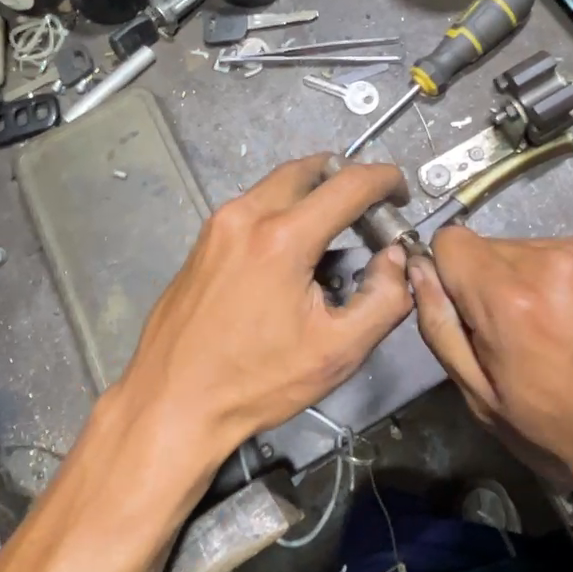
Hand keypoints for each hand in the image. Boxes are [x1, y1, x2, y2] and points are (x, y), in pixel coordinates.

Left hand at [116, 155, 415, 453]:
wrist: (171, 402)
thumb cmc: (256, 381)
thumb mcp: (337, 351)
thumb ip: (383, 299)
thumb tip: (395, 258)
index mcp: (282, 237)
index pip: (348, 184)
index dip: (384, 179)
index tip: (401, 192)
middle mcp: (246, 215)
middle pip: (308, 169)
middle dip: (346, 178)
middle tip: (371, 209)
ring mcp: (218, 224)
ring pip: (277, 184)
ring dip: (314, 192)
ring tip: (337, 230)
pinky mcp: (203, 240)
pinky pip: (254, 205)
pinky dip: (284, 209)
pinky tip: (294, 252)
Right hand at [404, 226, 572, 516]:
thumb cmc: (570, 436)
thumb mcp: (485, 401)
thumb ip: (441, 328)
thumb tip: (418, 271)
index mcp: (509, 298)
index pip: (448, 242)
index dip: (450, 277)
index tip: (471, 316)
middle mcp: (549, 258)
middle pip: (488, 247)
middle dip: (489, 284)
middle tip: (518, 337)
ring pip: (527, 249)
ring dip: (528, 281)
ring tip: (558, 332)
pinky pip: (565, 251)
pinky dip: (564, 279)